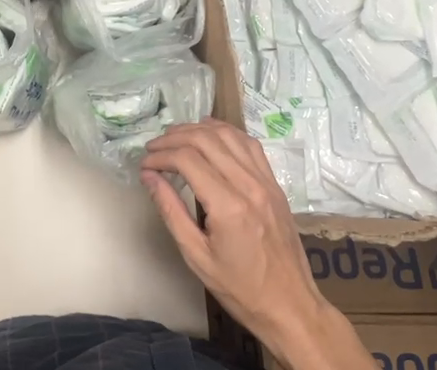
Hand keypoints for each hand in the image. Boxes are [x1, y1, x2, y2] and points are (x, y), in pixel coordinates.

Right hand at [142, 121, 371, 369]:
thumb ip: (171, 211)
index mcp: (229, 206)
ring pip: (228, 134)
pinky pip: (249, 144)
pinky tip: (210, 134)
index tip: (145, 165)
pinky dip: (226, 132)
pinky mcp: (275, 184)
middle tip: (154, 148)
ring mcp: (266, 181)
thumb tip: (149, 177)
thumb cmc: (240, 289)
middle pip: (206, 139)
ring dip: (198, 129)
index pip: (187, 159)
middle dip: (174, 137)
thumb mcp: (196, 256)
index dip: (161, 156)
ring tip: (175, 137)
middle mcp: (249, 185)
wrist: (291, 306)